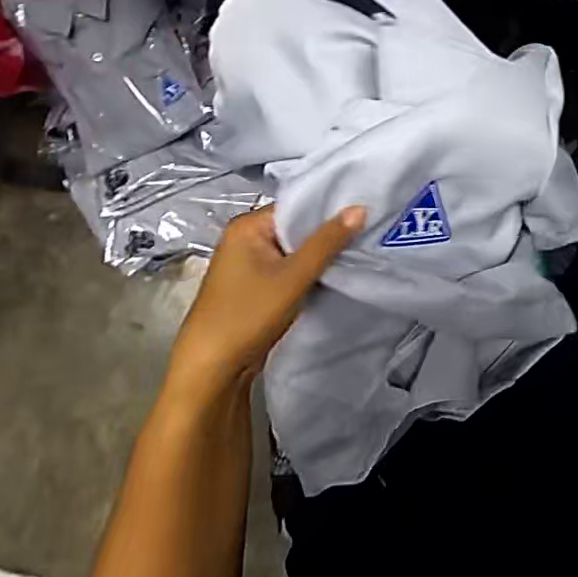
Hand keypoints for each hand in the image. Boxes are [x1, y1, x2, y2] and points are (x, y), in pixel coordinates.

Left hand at [166, 204, 364, 398]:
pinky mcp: (253, 286)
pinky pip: (286, 270)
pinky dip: (306, 274)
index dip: (328, 211)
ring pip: (292, 251)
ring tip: (355, 254)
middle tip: (365, 235)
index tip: (363, 215)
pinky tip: (331, 277)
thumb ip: (327, 242)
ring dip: (317, 257)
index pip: (296, 207)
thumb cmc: (248, 315)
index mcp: (246, 225)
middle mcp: (243, 238)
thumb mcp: (294, 277)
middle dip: (325, 236)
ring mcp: (246, 264)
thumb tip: (359, 208)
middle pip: (295, 228)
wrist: (212, 369)